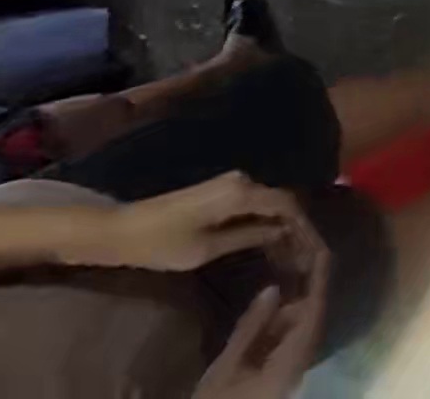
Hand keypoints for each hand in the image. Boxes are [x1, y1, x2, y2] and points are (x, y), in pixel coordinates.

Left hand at [62, 172, 314, 272]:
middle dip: (292, 221)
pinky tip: (265, 234)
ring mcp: (231, 182)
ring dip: (278, 219)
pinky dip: (263, 216)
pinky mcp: (221, 188)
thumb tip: (281, 232)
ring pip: (267, 199)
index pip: (285, 202)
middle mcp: (243, 180)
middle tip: (300, 247)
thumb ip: (248, 237)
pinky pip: (253, 200)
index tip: (311, 242)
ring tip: (286, 244)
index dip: (301, 221)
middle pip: (279, 198)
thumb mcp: (206, 249)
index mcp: (242, 192)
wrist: (117, 230)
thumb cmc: (160, 244)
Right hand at [191, 251, 328, 398]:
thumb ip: (252, 328)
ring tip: (281, 258)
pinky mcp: (275, 373)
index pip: (315, 306)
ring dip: (290, 292)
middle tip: (292, 244)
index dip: (318, 275)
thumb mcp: (225, 371)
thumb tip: (274, 288)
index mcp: (295, 357)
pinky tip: (269, 296)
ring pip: (296, 320)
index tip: (320, 246)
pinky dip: (278, 314)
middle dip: (303, 277)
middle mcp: (300, 359)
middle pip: (309, 308)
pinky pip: (284, 335)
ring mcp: (289, 367)